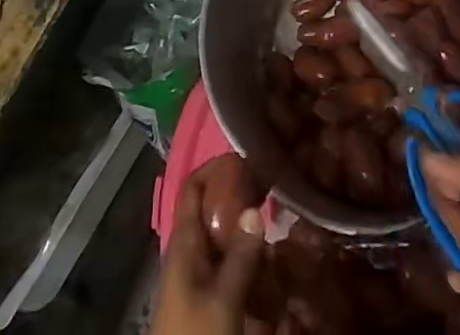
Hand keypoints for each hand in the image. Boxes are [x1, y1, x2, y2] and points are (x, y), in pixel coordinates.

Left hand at [152, 160, 267, 334]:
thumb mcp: (224, 299)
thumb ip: (240, 256)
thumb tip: (254, 209)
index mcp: (183, 243)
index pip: (192, 188)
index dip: (214, 168)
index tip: (246, 160)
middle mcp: (187, 252)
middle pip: (208, 211)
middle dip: (237, 198)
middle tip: (272, 192)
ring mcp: (196, 277)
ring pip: (220, 239)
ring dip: (244, 228)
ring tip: (276, 221)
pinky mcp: (206, 298)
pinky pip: (226, 265)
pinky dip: (245, 257)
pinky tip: (269, 263)